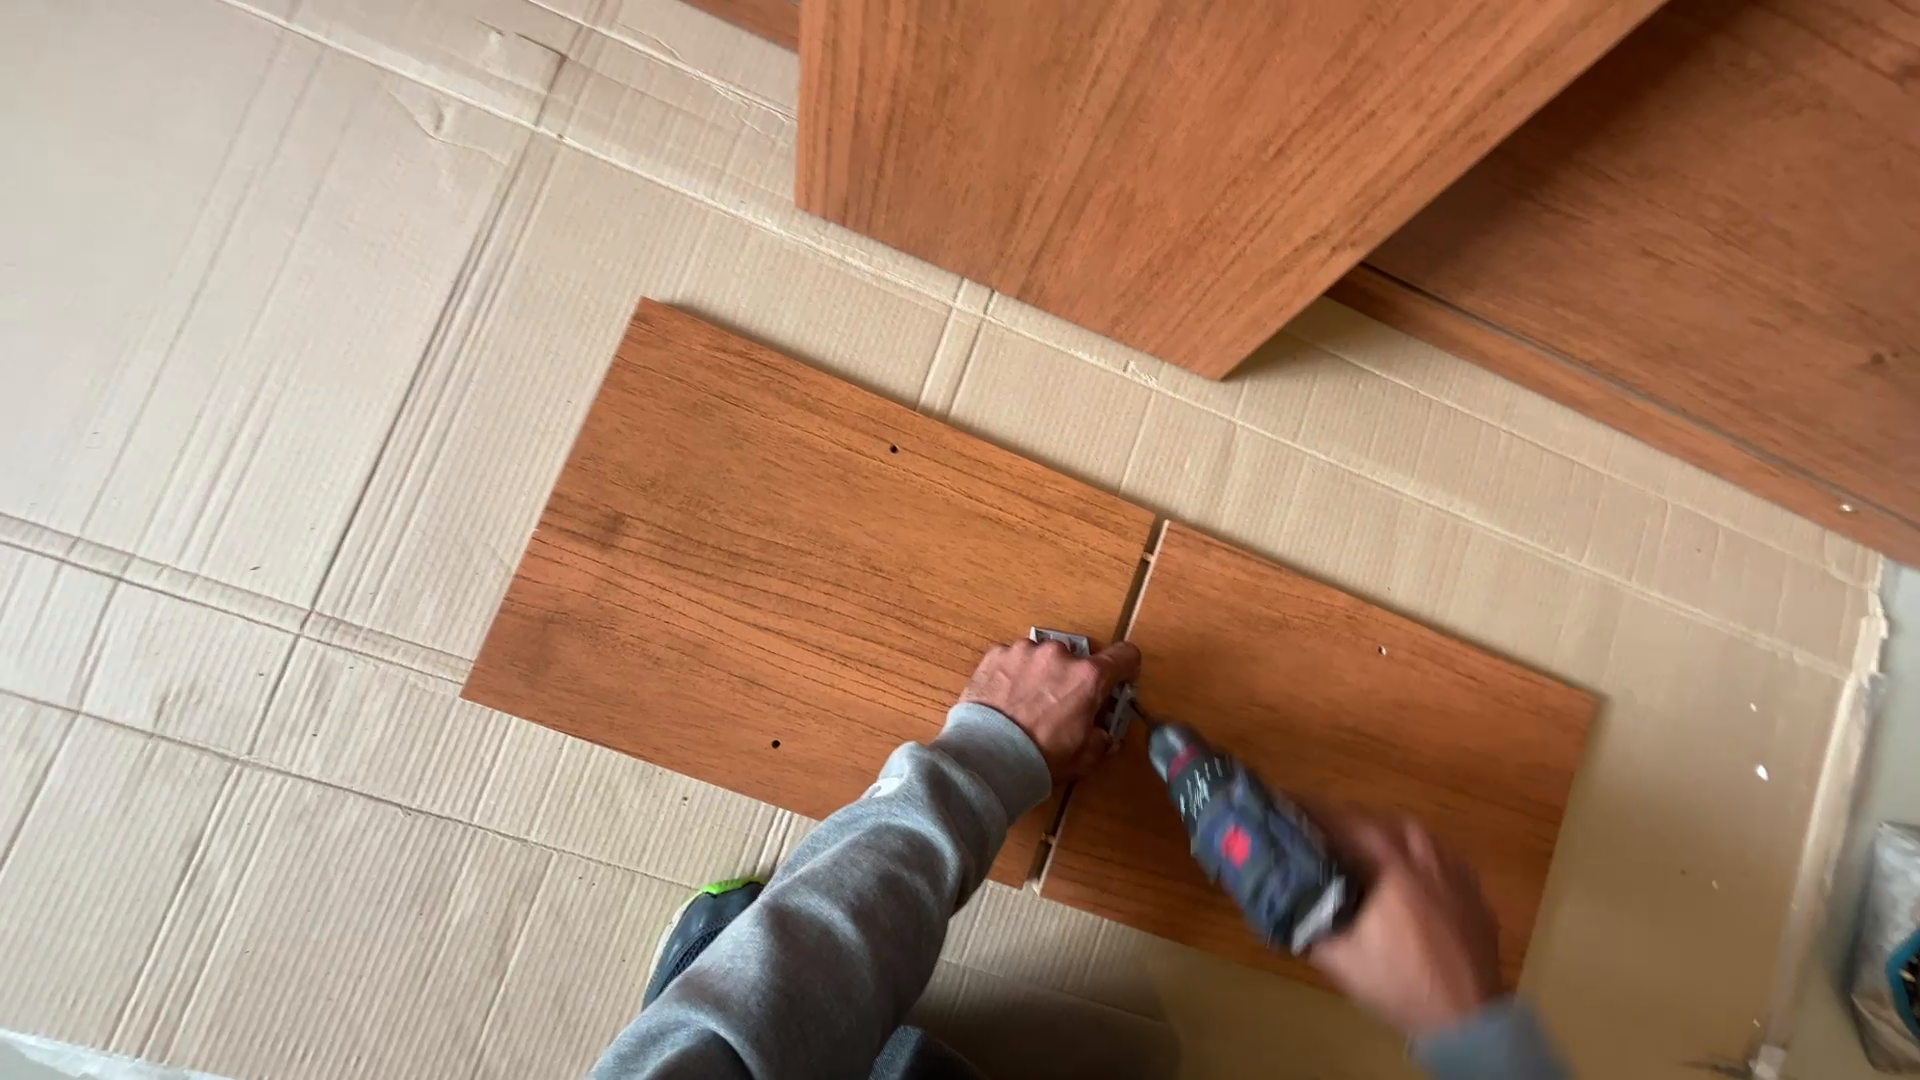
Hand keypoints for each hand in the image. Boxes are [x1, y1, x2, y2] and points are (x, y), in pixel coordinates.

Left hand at [959, 638, 1140, 782]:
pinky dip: (1013, 673)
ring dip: (1040, 673)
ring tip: (1026, 704)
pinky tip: (1005, 698)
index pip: (1125, 655)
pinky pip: (1013, 659)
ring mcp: (1025, 650)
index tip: (1118, 679)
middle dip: (1072, 679)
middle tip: (1059, 706)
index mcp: (1088, 677)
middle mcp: (1059, 655)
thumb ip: (1101, 740)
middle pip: (1077, 660)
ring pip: (1042, 657)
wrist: (987, 756)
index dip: (1125, 668)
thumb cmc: (1039, 758)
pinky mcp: (997, 654)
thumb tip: (1103, 734)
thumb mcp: (1084, 758)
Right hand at [1307, 812, 1503, 1036]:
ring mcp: (1453, 875)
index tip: (1288, 805)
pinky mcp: (1474, 894)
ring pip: (1413, 831)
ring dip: (1383, 827)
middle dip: (1344, 818)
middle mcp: (1422, 860)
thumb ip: (1303, 923)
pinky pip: (1442, 853)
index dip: (1312, 810)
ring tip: (1363, 839)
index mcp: (1389, 868)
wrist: (1468, 1022)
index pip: (1343, 822)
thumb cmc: (1400, 984)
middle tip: (1320, 828)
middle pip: (1377, 819)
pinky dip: (1418, 849)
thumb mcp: (1338, 959)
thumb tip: (1274, 900)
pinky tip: (1410, 863)